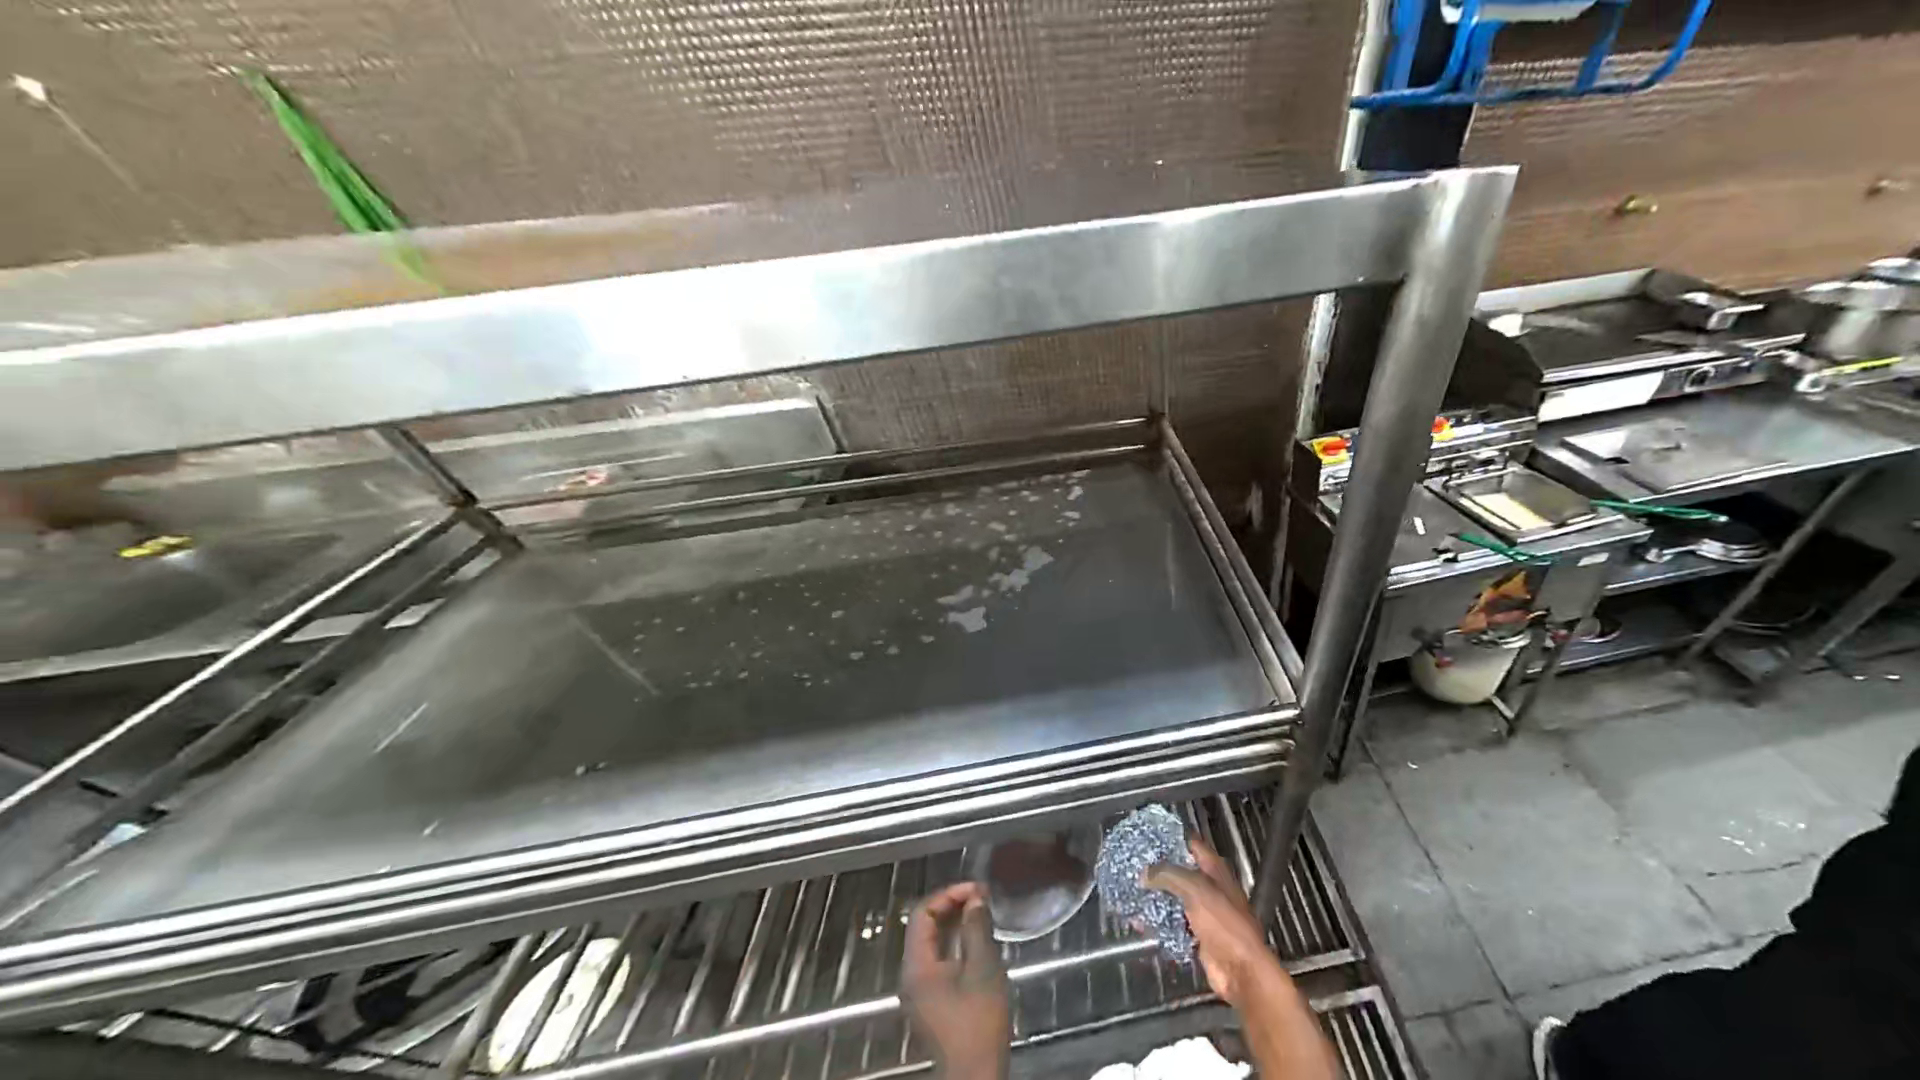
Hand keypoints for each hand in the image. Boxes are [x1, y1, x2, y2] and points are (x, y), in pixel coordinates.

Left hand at [901, 882, 1009, 1079]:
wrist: (977, 1075)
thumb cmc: (978, 1023)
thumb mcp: (983, 970)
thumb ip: (976, 929)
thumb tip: (975, 900)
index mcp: (917, 965)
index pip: (923, 913)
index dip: (948, 895)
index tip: (975, 890)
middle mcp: (912, 974)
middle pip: (925, 927)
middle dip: (952, 907)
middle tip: (980, 899)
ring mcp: (920, 990)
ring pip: (933, 944)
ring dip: (955, 925)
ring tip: (981, 915)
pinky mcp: (932, 1001)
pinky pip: (939, 960)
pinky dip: (956, 945)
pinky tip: (977, 943)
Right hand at [1144, 836, 1289, 1007]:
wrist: (1242, 971)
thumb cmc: (1224, 923)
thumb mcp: (1195, 889)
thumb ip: (1167, 875)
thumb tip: (1144, 874)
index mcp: (1215, 871)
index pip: (1192, 845)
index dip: (1172, 838)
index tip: (1148, 836)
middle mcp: (1211, 889)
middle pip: (1181, 872)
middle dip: (1158, 870)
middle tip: (1134, 866)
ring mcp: (1205, 913)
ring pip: (1175, 899)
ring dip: (1156, 897)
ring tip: (1132, 891)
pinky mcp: (1198, 936)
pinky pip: (1174, 924)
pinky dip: (1158, 922)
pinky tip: (1140, 920)